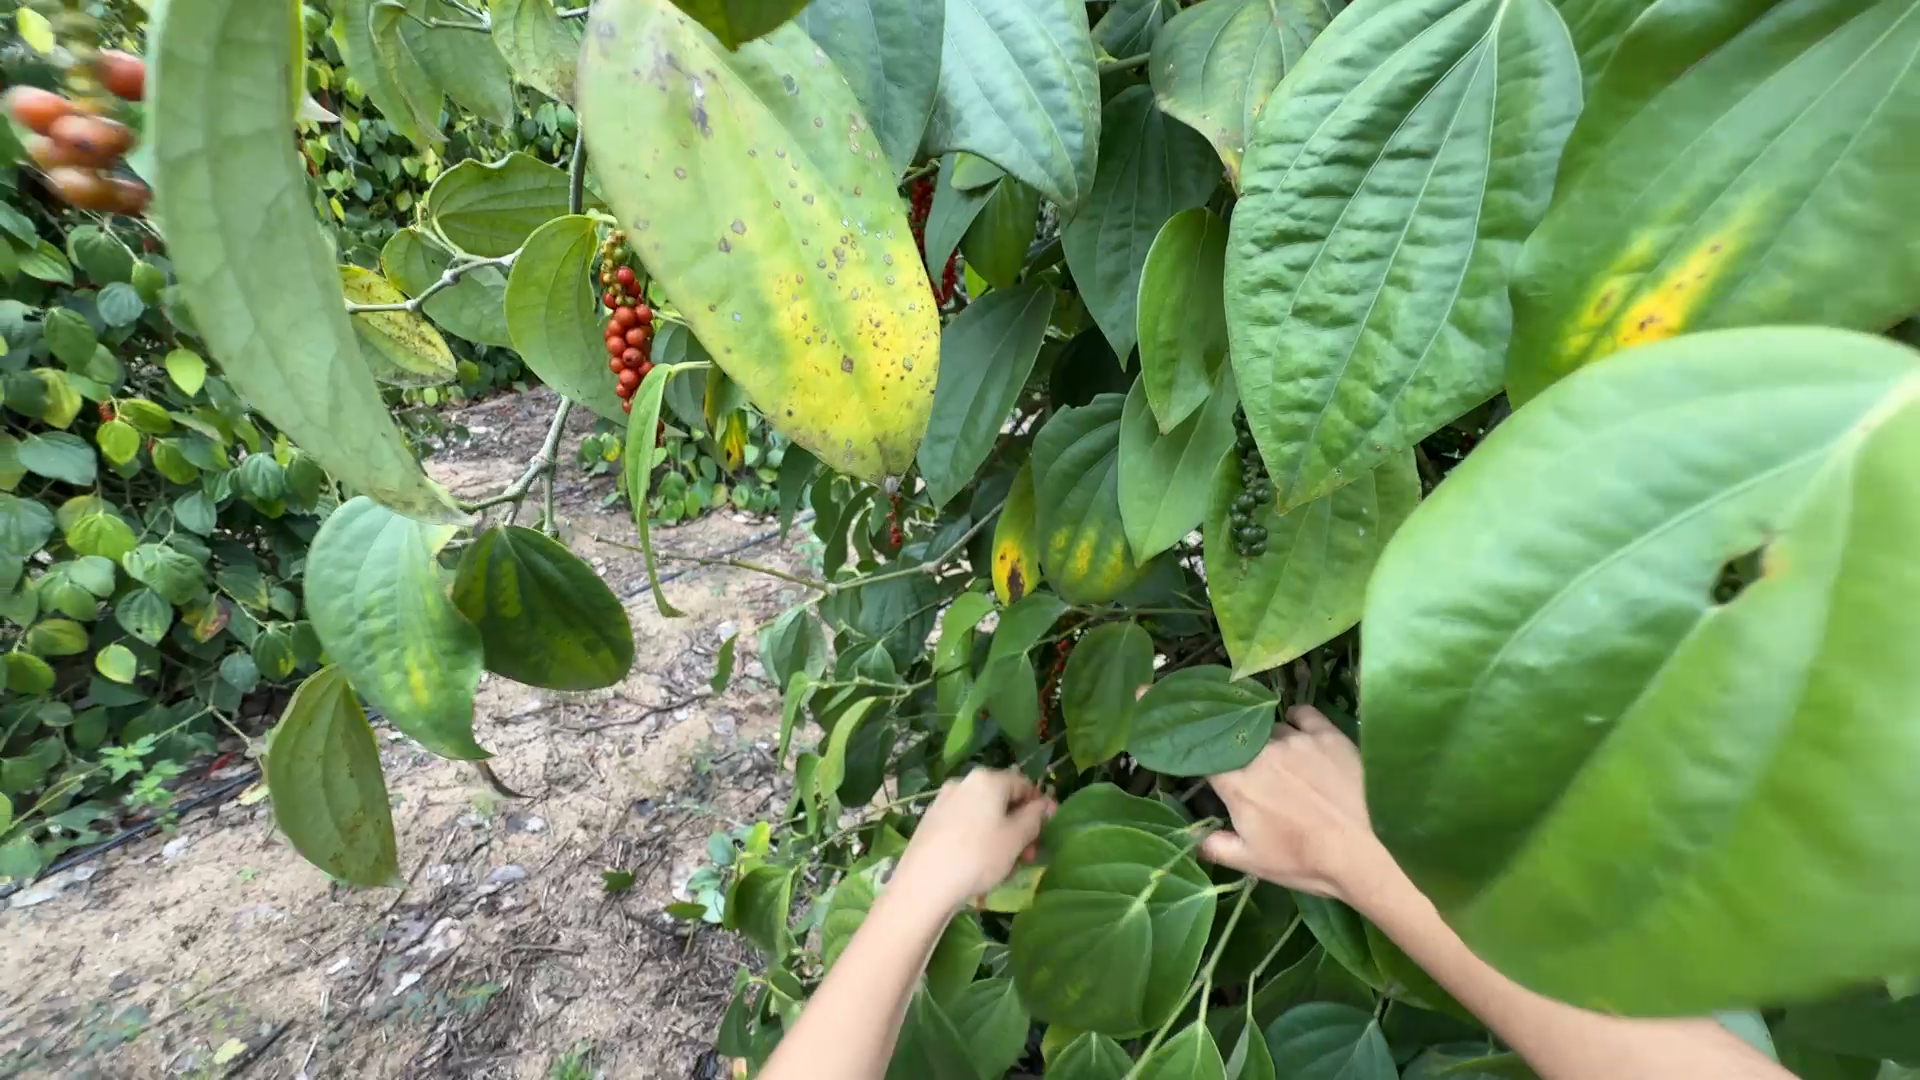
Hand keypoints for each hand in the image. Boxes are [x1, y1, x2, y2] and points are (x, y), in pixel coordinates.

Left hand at [894, 769, 1053, 908]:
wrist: (924, 883)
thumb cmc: (978, 856)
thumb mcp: (1016, 838)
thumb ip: (1034, 818)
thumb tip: (1044, 804)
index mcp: (986, 779)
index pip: (1023, 783)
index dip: (1039, 805)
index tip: (1048, 830)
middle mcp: (963, 783)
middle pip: (1002, 800)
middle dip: (1020, 827)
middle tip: (1028, 857)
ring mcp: (944, 801)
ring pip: (984, 815)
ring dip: (1001, 837)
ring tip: (1006, 868)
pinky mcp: (931, 821)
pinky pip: (965, 825)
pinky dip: (979, 840)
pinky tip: (980, 867)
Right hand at [1201, 706, 1394, 905]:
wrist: (1370, 856)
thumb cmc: (1307, 861)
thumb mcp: (1253, 863)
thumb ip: (1214, 846)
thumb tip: (1191, 836)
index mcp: (1237, 782)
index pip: (1207, 761)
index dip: (1208, 768)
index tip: (1212, 778)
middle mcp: (1261, 752)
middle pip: (1239, 742)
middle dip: (1240, 755)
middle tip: (1253, 776)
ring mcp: (1295, 739)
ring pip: (1271, 729)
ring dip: (1270, 743)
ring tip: (1283, 761)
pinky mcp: (1327, 735)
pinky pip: (1303, 714)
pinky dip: (1297, 720)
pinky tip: (1301, 731)